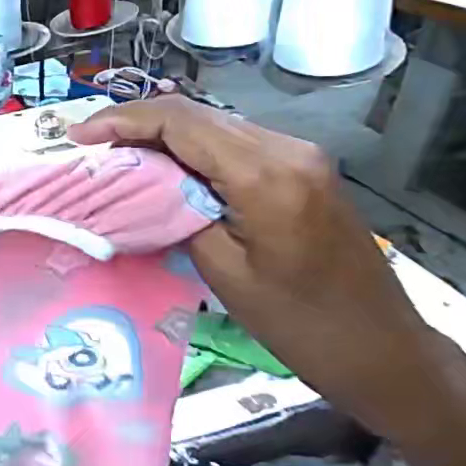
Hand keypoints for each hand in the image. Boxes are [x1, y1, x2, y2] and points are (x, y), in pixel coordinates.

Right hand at [69, 98, 465, 443]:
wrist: (386, 351)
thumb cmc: (302, 325)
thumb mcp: (224, 272)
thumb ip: (179, 212)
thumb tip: (139, 182)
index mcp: (267, 174)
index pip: (180, 122)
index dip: (121, 121)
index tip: (79, 137)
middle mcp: (287, 149)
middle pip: (195, 114)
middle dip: (135, 123)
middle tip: (90, 147)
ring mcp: (300, 155)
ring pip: (212, 124)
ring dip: (161, 134)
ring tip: (116, 157)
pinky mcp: (303, 169)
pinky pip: (233, 143)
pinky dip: (190, 149)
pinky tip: (164, 167)